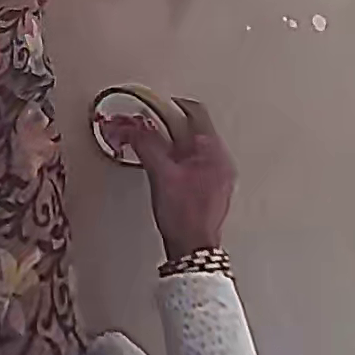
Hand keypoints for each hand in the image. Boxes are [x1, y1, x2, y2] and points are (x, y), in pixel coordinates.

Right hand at [106, 98, 235, 259]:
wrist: (192, 250)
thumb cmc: (183, 217)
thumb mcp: (161, 174)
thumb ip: (147, 144)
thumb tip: (133, 126)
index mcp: (214, 152)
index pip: (196, 112)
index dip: (173, 105)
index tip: (156, 104)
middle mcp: (220, 160)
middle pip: (194, 128)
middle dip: (169, 123)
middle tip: (150, 122)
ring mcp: (217, 175)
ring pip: (193, 145)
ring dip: (173, 140)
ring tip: (154, 143)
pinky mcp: (210, 187)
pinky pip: (194, 160)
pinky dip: (178, 156)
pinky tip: (164, 164)